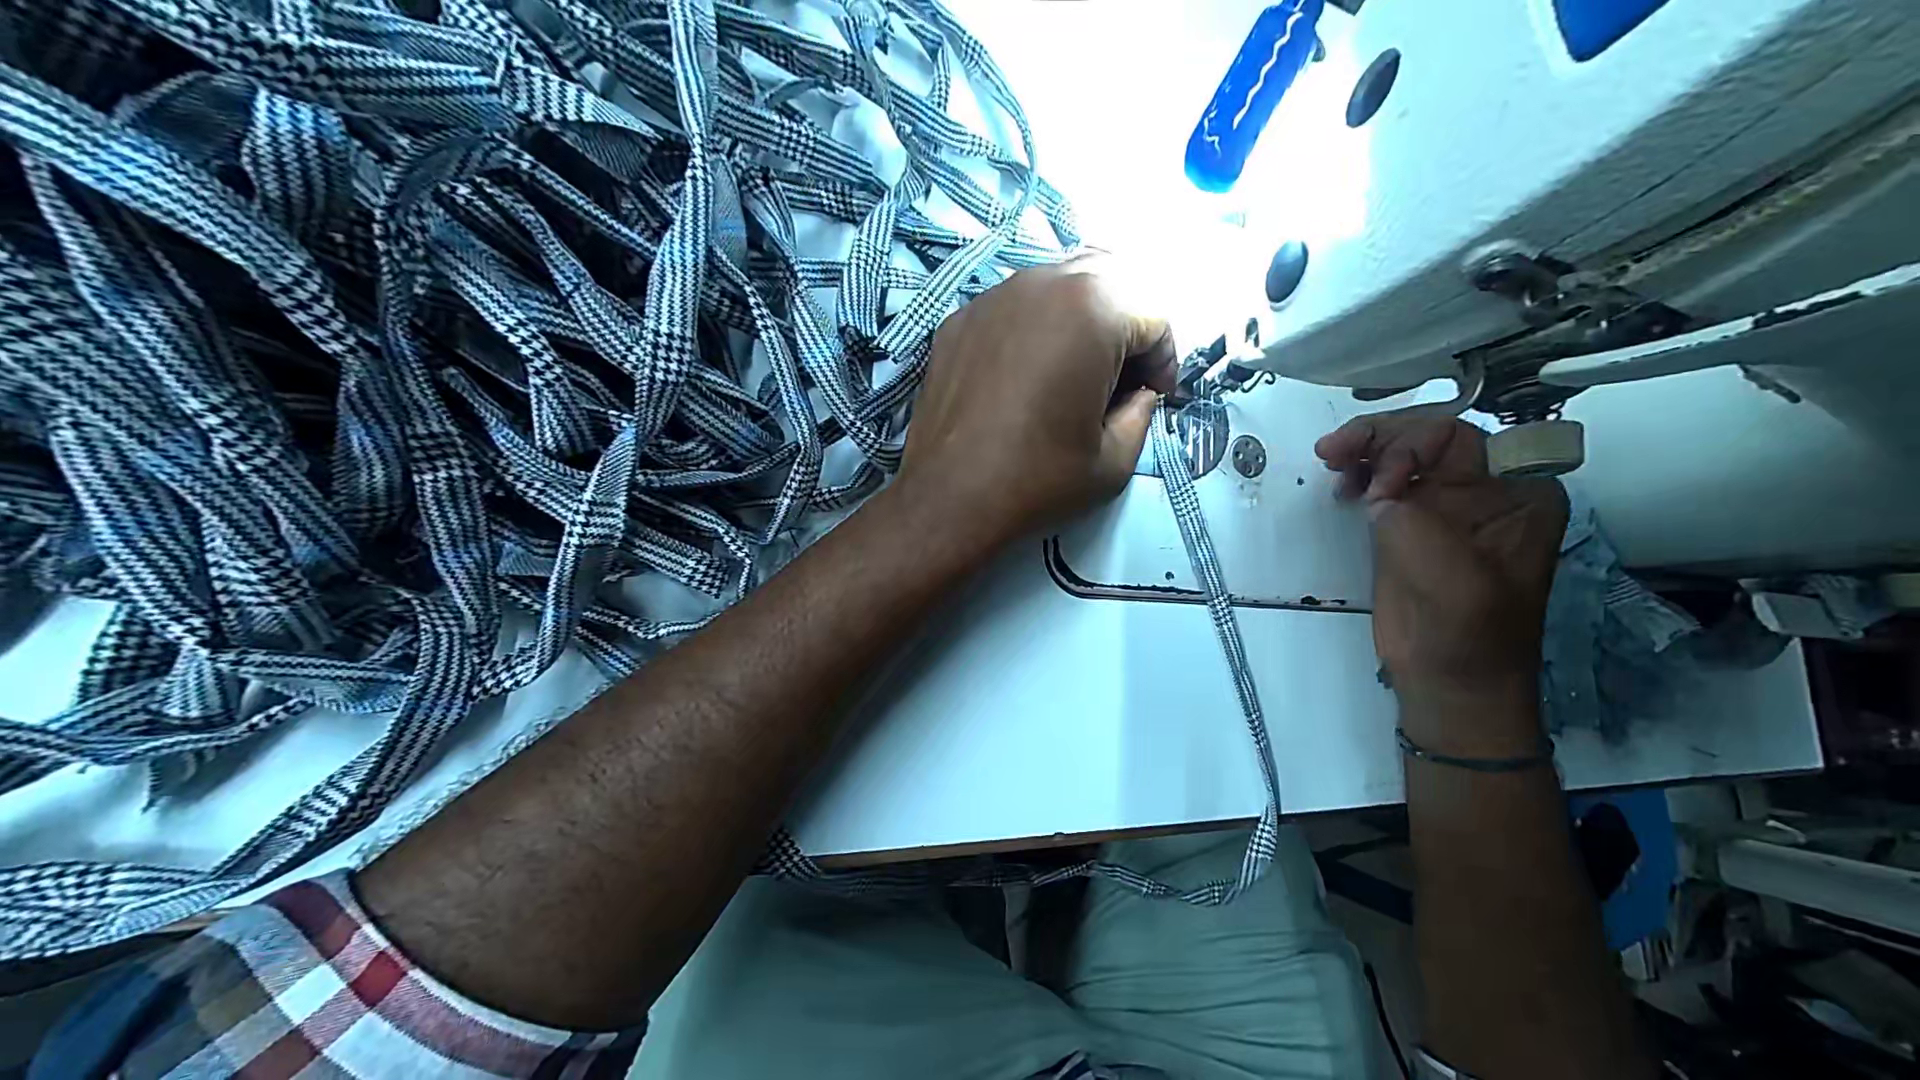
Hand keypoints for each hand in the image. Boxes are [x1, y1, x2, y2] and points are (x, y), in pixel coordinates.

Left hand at [895, 261, 1178, 551]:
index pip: (1152, 317)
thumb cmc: (1038, 482)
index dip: (1163, 362)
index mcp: (1093, 309)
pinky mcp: (958, 320)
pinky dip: (1032, 330)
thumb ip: (1141, 414)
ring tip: (1074, 372)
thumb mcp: (1114, 460)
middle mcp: (1042, 284)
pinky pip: (1011, 309)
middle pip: (1107, 283)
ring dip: (1079, 321)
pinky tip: (1025, 376)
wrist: (948, 500)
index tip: (1153, 398)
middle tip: (1119, 378)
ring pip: (1055, 288)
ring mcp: (992, 297)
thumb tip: (1139, 395)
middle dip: (1125, 327)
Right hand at [1315, 408, 1567, 750]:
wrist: (1450, 682)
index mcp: (1515, 495)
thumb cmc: (1467, 632)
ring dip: (1364, 451)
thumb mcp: (1450, 574)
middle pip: (1427, 439)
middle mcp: (1482, 493)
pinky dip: (1359, 477)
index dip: (1411, 445)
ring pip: (1401, 456)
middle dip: (1379, 437)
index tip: (1376, 483)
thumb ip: (1414, 523)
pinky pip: (1384, 485)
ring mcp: (1442, 510)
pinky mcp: (1408, 529)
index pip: (1459, 439)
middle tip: (1332, 450)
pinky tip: (1341, 486)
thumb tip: (1375, 498)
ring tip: (1330, 460)